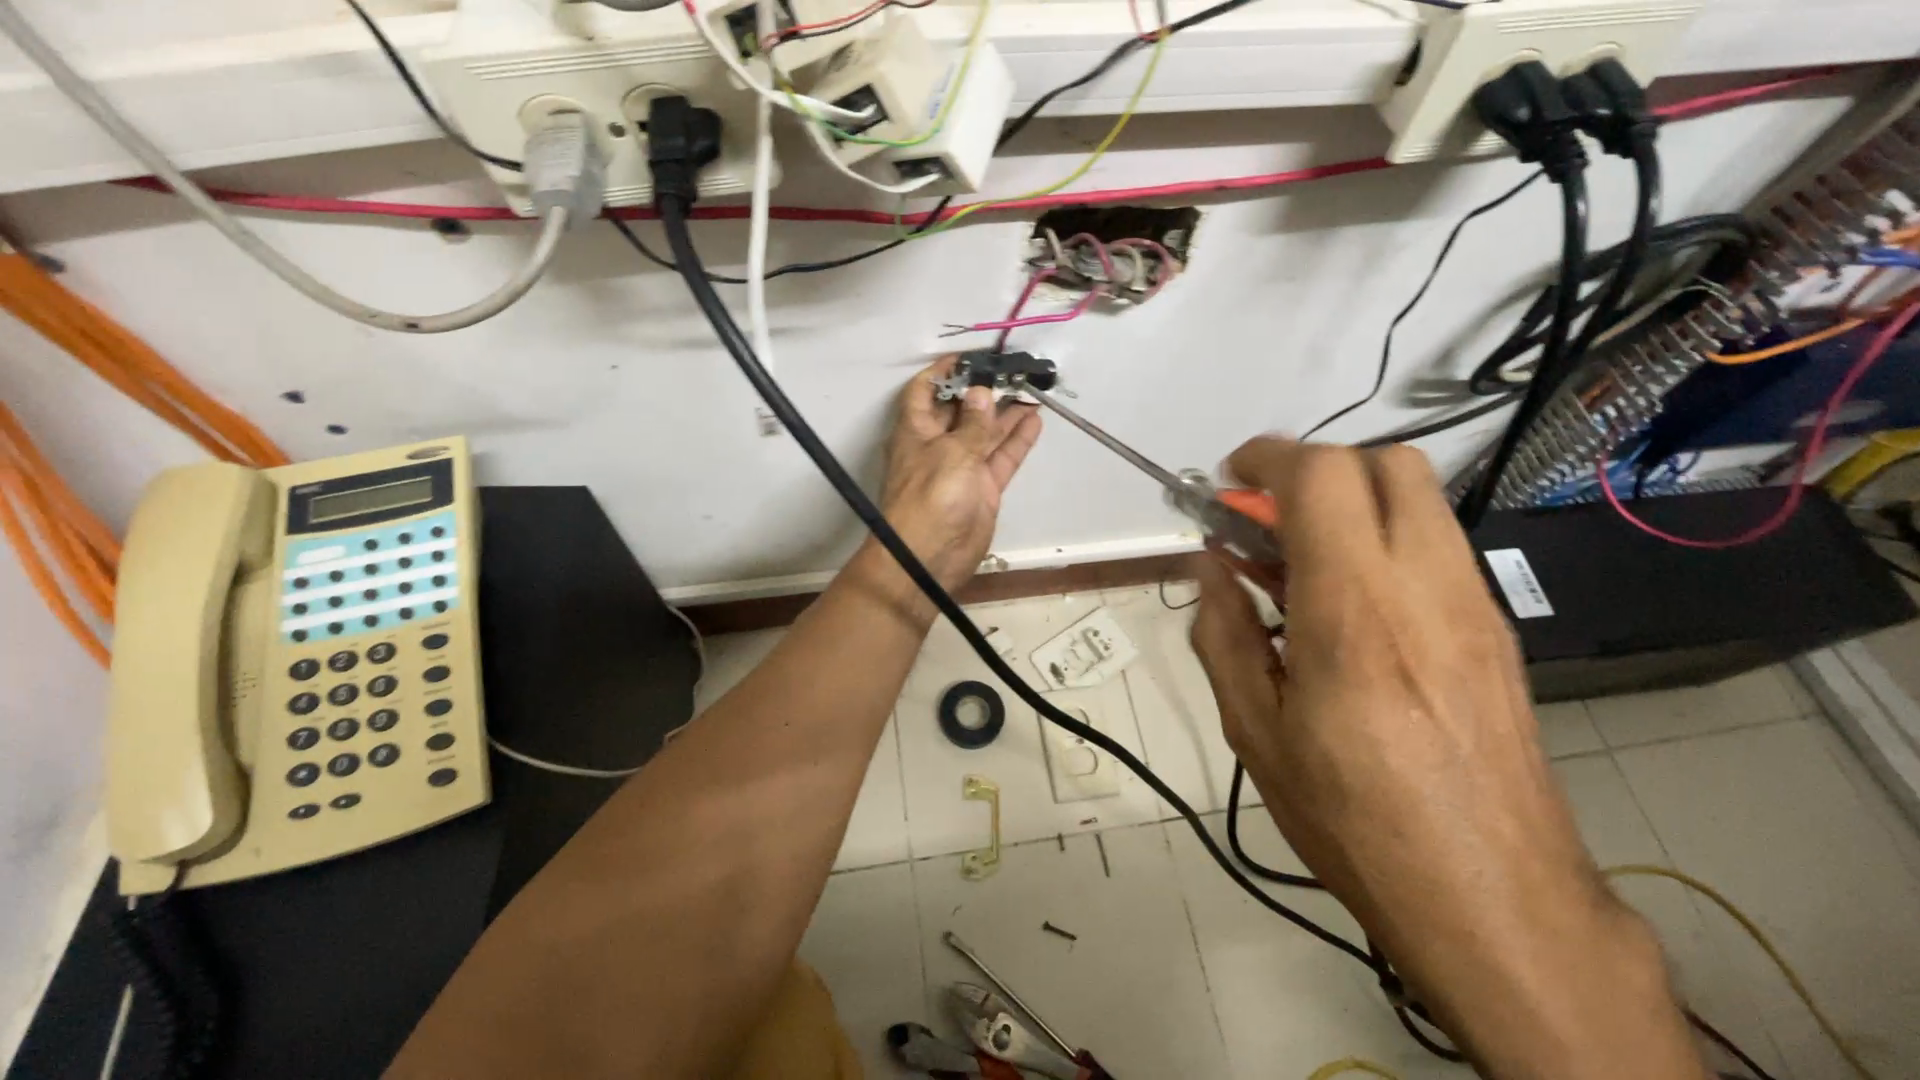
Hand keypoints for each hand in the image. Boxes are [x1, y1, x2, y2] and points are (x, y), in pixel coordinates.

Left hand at [873, 356, 1041, 591]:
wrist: (930, 558)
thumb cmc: (931, 498)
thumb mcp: (952, 454)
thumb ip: (973, 424)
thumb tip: (982, 392)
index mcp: (916, 430)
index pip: (925, 390)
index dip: (945, 372)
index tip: (972, 357)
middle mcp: (938, 444)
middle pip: (961, 409)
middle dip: (984, 389)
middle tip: (1014, 368)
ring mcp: (962, 467)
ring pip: (986, 432)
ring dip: (1006, 411)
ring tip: (1032, 387)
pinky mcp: (983, 488)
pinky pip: (1002, 457)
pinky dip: (1017, 440)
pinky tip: (1035, 419)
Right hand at [1188, 438, 1703, 1077]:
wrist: (1491, 894)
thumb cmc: (1353, 820)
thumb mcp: (1256, 733)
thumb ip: (1224, 633)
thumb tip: (1210, 566)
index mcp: (1353, 609)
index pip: (1320, 477)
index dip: (1267, 458)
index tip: (1230, 480)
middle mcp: (1426, 585)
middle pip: (1387, 463)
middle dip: (1318, 469)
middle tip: (1270, 521)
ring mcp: (1475, 603)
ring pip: (1422, 500)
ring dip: (1356, 504)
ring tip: (1306, 568)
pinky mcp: (1498, 630)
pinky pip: (1440, 548)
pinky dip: (1389, 543)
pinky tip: (1354, 610)